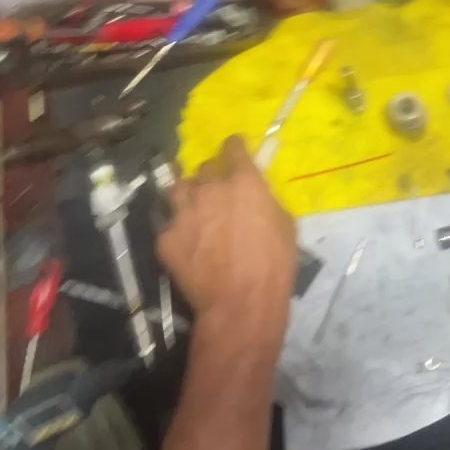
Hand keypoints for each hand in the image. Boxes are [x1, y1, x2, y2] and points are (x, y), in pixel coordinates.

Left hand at [158, 135, 296, 341]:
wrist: (241, 302)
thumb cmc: (276, 264)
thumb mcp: (285, 225)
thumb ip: (266, 201)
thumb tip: (257, 196)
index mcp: (243, 182)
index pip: (232, 148)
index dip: (233, 146)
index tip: (234, 147)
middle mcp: (209, 190)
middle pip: (203, 168)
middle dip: (212, 175)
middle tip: (219, 190)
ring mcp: (182, 213)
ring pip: (178, 188)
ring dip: (189, 194)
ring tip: (196, 208)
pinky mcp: (165, 238)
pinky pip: (170, 225)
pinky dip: (180, 230)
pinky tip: (191, 245)